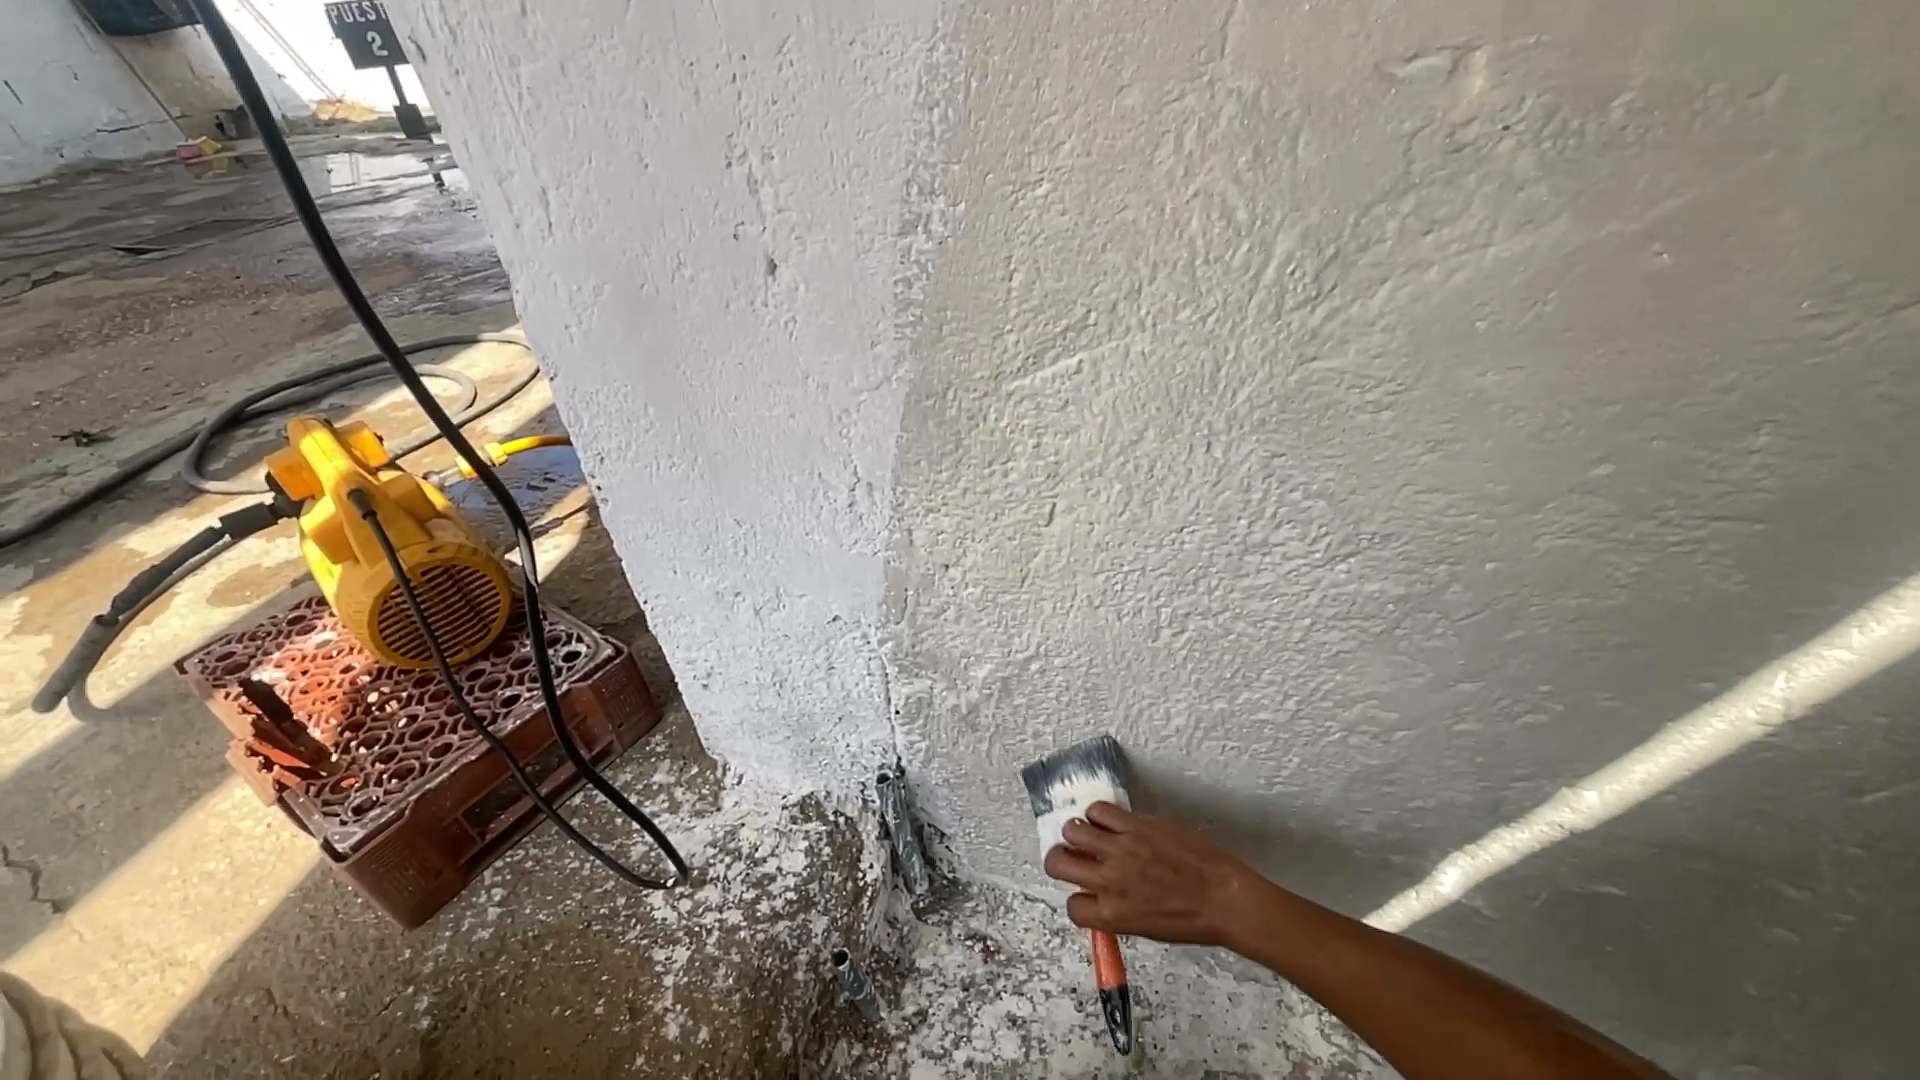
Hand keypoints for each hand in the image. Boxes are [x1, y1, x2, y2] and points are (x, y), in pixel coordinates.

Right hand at [1043, 801, 1270, 947]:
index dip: (1078, 899)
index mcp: (1113, 914)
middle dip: (1059, 859)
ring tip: (1089, 834)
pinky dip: (1099, 814)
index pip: (1073, 906)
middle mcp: (1110, 880)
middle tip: (1069, 856)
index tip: (1087, 894)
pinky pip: (1101, 810)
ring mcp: (1122, 849)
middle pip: (1057, 863)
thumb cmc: (1193, 920)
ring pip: (1074, 829)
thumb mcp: (1146, 928)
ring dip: (1077, 832)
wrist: (1226, 898)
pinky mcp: (1137, 825)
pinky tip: (1109, 821)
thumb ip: (1117, 911)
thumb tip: (1103, 896)